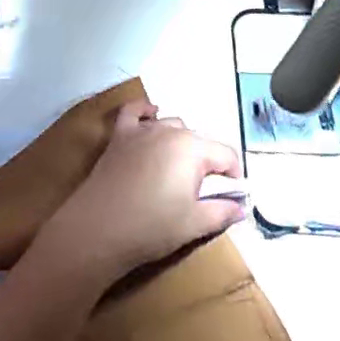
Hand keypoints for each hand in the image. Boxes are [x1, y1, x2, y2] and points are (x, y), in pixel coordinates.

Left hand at [29, 102, 246, 286]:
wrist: (98, 229)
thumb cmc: (151, 227)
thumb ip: (223, 211)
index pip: (226, 154)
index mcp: (192, 148)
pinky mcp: (119, 136)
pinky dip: (145, 110)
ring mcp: (141, 130)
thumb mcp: (195, 223)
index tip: (232, 196)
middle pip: (200, 140)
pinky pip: (133, 112)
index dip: (234, 176)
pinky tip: (152, 114)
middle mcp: (168, 131)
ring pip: (172, 126)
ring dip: (182, 142)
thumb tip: (241, 207)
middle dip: (208, 161)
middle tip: (204, 191)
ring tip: (181, 170)